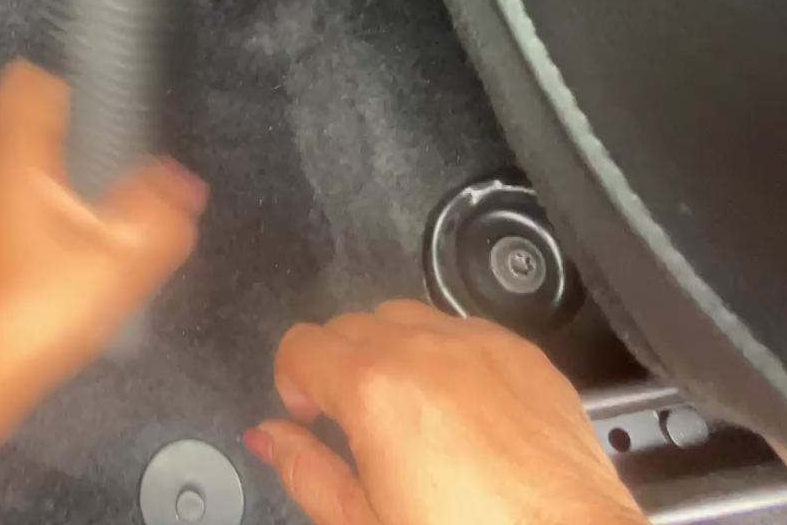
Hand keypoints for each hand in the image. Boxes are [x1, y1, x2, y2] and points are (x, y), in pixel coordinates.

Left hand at [0, 60, 206, 394]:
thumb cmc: (41, 301)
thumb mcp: (119, 258)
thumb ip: (160, 212)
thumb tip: (186, 183)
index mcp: (18, 150)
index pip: (29, 79)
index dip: (69, 76)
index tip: (111, 94)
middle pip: (28, 111)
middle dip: (74, 116)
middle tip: (122, 140)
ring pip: (23, 147)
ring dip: (62, 152)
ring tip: (111, 179)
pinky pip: (18, 179)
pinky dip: (48, 183)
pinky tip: (81, 221)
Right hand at [246, 301, 646, 524]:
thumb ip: (305, 471)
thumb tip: (267, 434)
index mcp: (372, 388)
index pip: (299, 345)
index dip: (293, 383)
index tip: (310, 418)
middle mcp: (419, 347)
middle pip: (346, 325)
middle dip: (338, 367)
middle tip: (358, 425)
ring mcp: (473, 342)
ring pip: (399, 316)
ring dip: (388, 350)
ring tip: (411, 410)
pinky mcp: (519, 351)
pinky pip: (457, 327)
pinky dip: (443, 354)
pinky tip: (462, 408)